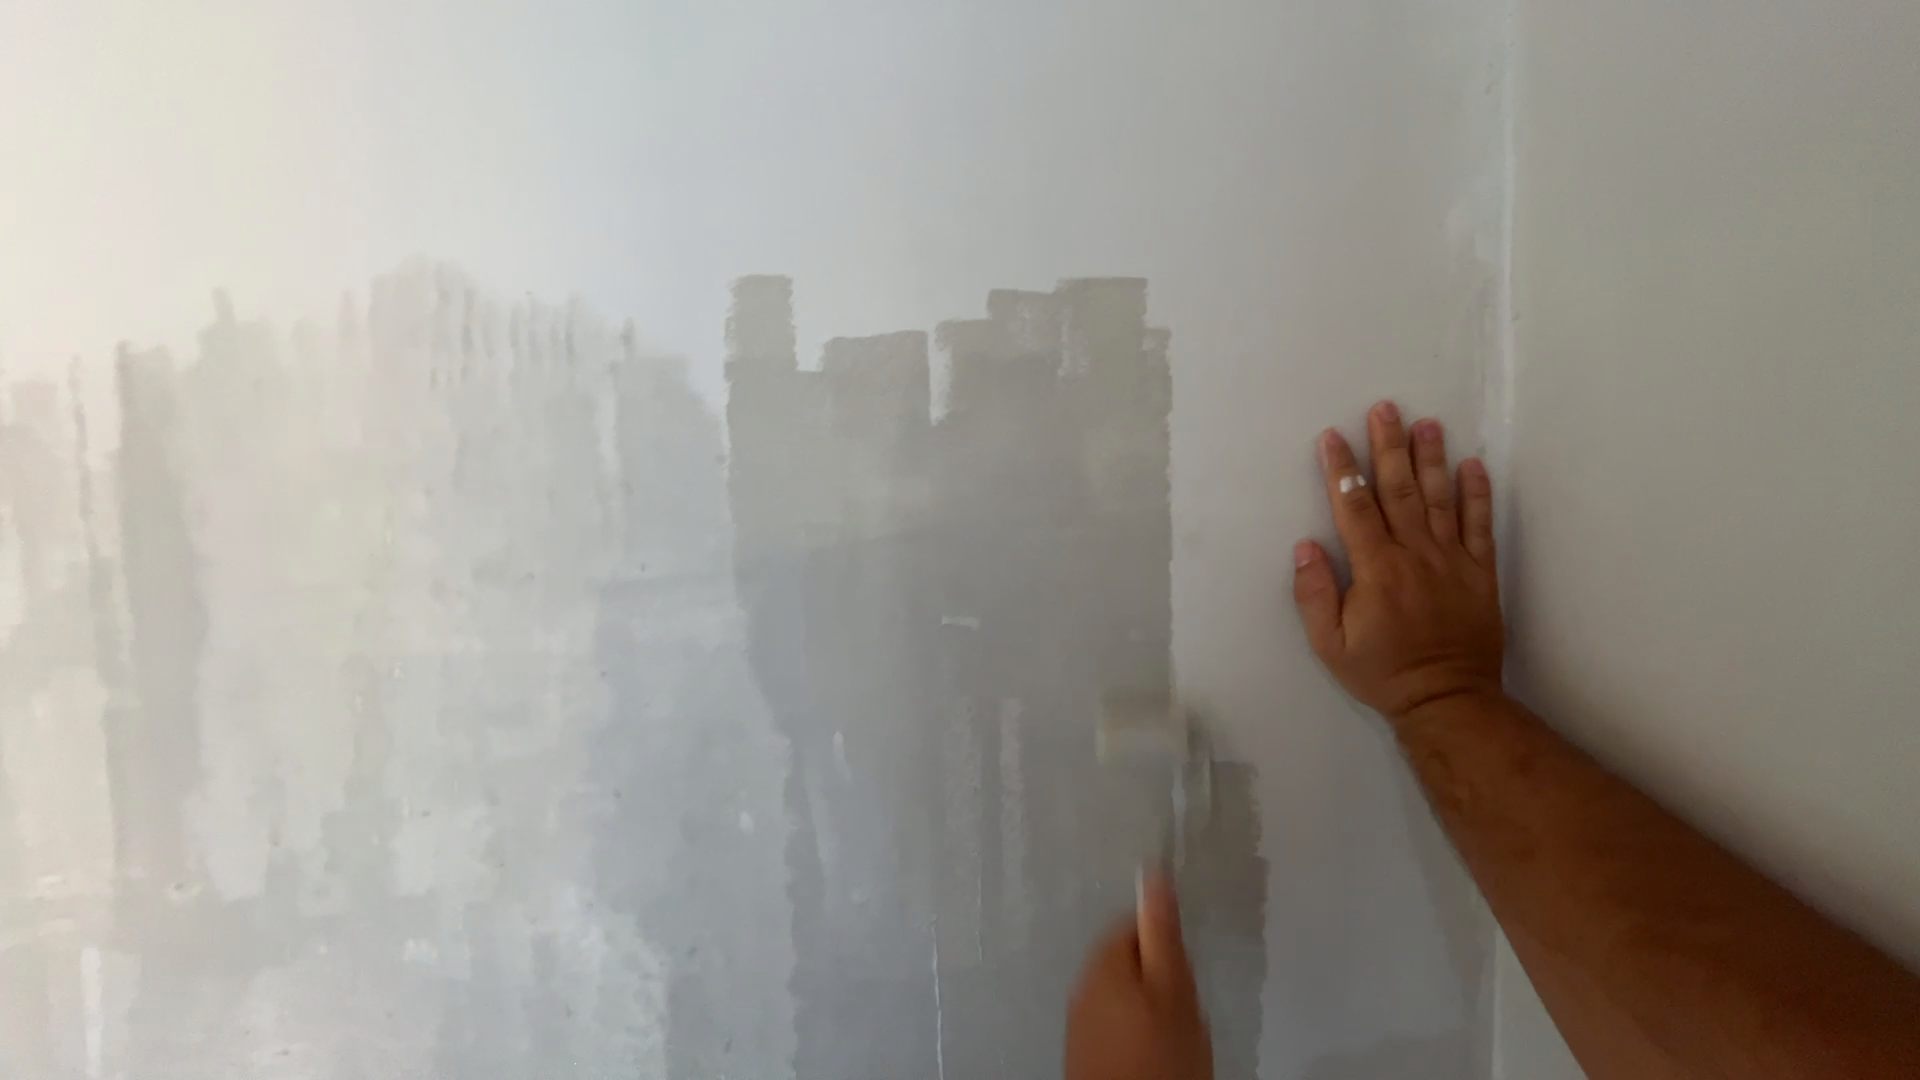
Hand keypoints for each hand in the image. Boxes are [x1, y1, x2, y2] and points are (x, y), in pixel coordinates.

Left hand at [1065, 872, 1212, 1079]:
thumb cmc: (1156, 1055)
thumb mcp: (1172, 990)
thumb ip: (1162, 930)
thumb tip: (1153, 870)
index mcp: (1102, 957)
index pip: (1135, 924)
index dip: (1166, 943)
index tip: (1184, 969)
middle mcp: (1081, 979)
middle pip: (1128, 958)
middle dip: (1159, 977)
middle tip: (1183, 1008)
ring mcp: (1078, 1013)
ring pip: (1122, 992)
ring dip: (1147, 1005)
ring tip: (1170, 1036)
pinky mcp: (1082, 1046)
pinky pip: (1112, 1021)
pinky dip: (1132, 1029)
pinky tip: (1149, 1052)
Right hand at [1291, 401, 1504, 720]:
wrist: (1447, 699)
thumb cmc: (1379, 672)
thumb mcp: (1328, 644)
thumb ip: (1315, 594)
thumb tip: (1306, 546)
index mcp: (1376, 570)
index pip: (1354, 508)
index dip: (1341, 471)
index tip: (1332, 437)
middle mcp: (1415, 555)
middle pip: (1399, 491)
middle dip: (1388, 447)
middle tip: (1385, 409)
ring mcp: (1452, 561)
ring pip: (1440, 499)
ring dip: (1431, 458)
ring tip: (1426, 423)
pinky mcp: (1479, 572)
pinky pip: (1480, 525)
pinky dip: (1477, 493)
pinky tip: (1473, 464)